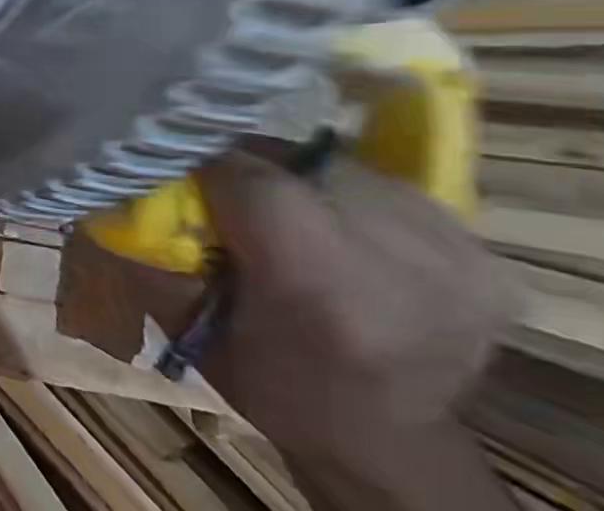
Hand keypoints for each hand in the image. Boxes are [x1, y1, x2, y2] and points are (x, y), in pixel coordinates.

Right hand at [135, 152, 513, 475]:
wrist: (385, 441)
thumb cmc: (271, 383)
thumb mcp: (187, 320)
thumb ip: (150, 246)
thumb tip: (117, 180)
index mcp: (323, 288)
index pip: (250, 177)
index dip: (203, 162)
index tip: (177, 167)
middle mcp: (403, 264)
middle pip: (299, 165)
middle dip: (249, 167)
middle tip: (223, 189)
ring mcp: (457, 260)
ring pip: (344, 168)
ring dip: (299, 178)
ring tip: (279, 209)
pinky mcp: (485, 257)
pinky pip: (389, 189)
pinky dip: (349, 196)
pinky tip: (335, 227)